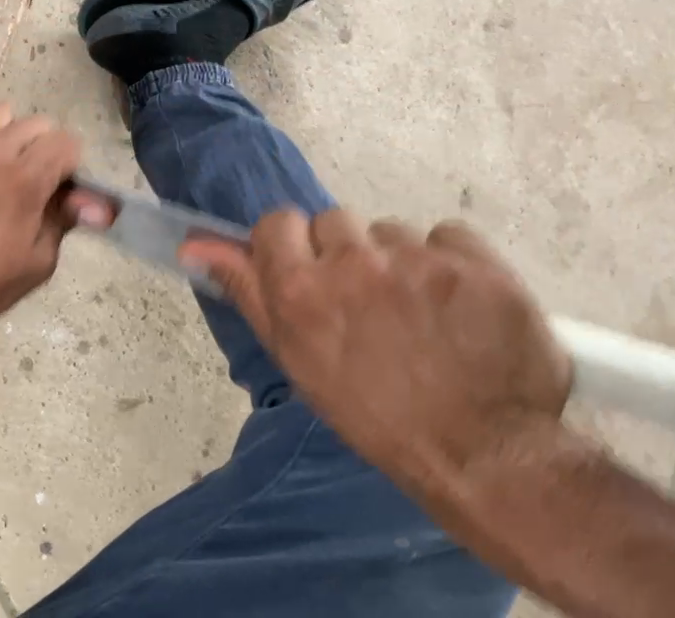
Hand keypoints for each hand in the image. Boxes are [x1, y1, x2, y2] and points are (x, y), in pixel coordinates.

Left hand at [0, 102, 111, 334]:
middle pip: (36, 124)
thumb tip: (95, 202)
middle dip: (44, 148)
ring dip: (9, 131)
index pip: (66, 142)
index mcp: (27, 179)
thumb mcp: (39, 261)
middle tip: (35, 178)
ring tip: (2, 160)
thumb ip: (64, 221)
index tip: (62, 186)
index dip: (71, 164)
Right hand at [181, 212, 572, 491]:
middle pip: (334, 221)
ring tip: (419, 309)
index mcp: (299, 288)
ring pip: (392, 232)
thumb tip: (193, 245)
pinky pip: (450, 237)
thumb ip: (247, 290)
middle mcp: (353, 263)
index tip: (311, 273)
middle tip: (368, 300)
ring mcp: (419, 262)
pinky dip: (451, 262)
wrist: (481, 454)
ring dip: (398, 260)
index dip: (293, 246)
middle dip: (346, 252)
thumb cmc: (372, 412)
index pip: (278, 222)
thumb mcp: (294, 357)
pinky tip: (458, 302)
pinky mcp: (479, 266)